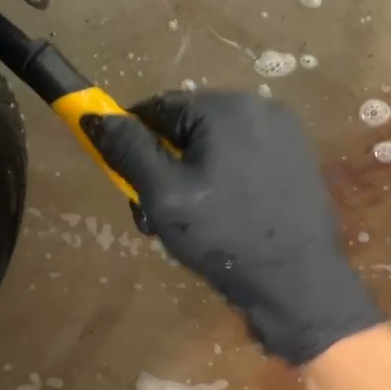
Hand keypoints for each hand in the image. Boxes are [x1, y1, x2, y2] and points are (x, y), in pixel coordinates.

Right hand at [81, 90, 382, 364]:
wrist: (296, 281)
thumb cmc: (223, 235)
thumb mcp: (163, 194)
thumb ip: (128, 150)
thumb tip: (95, 116)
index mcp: (226, 108)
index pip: (156, 108)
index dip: (132, 143)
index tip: (129, 184)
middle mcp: (259, 108)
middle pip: (185, 127)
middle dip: (161, 164)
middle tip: (157, 212)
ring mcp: (282, 134)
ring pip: (210, 145)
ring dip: (187, 176)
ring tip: (187, 222)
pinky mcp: (294, 159)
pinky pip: (238, 159)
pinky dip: (217, 182)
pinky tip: (218, 218)